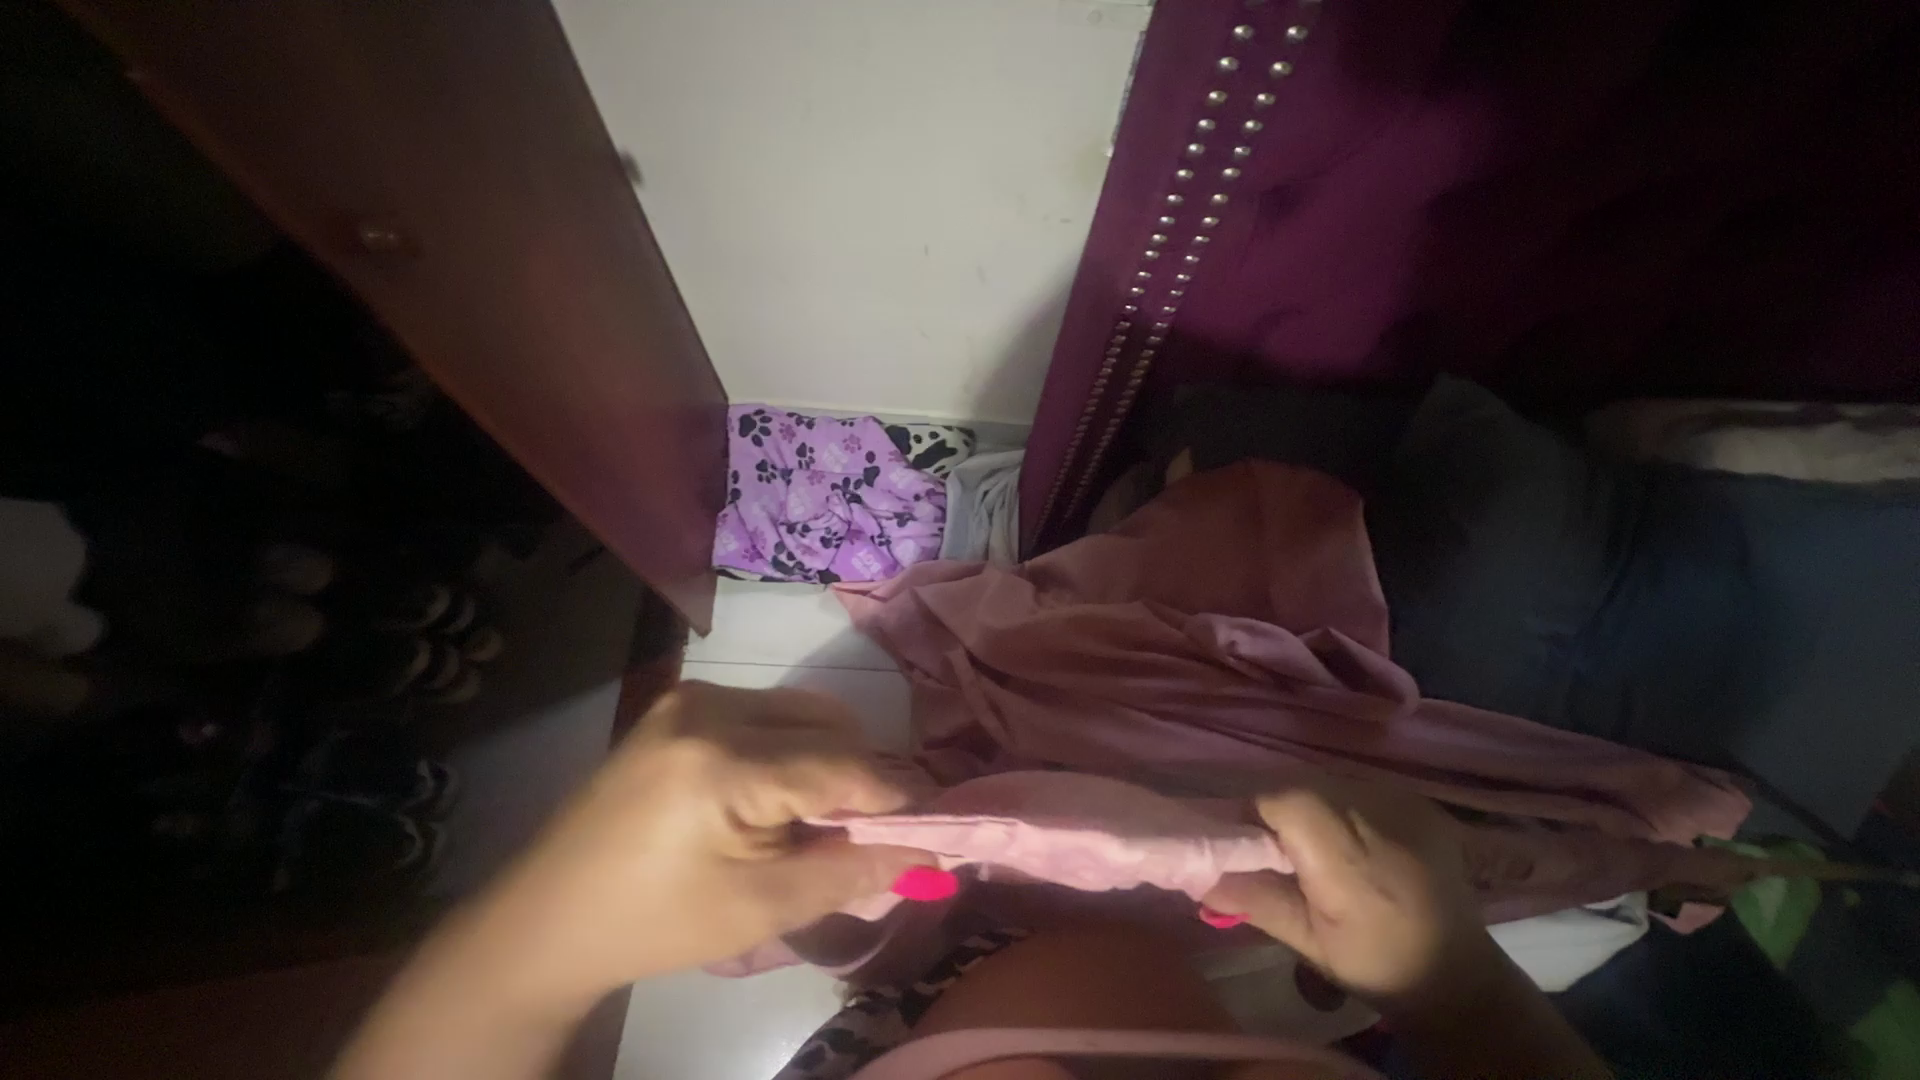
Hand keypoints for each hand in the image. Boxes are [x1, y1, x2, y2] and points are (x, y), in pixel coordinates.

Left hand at [458, 681, 930, 1003]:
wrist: (547, 920)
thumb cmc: (656, 923)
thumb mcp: (760, 910)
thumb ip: (849, 873)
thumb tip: (925, 853)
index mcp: (725, 760)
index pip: (842, 763)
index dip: (894, 795)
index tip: (933, 823)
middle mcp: (710, 707)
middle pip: (828, 723)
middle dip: (862, 775)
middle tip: (870, 830)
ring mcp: (690, 698)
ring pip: (801, 710)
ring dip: (828, 756)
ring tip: (819, 817)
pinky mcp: (679, 704)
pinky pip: (766, 710)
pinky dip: (791, 745)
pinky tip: (776, 794)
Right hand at [1201, 777, 1498, 1007]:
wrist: (1461, 976)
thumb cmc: (1376, 965)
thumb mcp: (1307, 943)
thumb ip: (1253, 898)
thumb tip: (1195, 872)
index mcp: (1351, 864)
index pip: (1285, 800)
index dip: (1255, 813)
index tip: (1249, 844)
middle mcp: (1381, 821)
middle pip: (1301, 784)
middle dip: (1278, 809)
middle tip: (1278, 849)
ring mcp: (1405, 805)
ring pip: (1326, 780)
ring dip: (1308, 804)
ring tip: (1316, 845)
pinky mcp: (1418, 799)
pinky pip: (1355, 784)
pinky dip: (1339, 804)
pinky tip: (1351, 838)